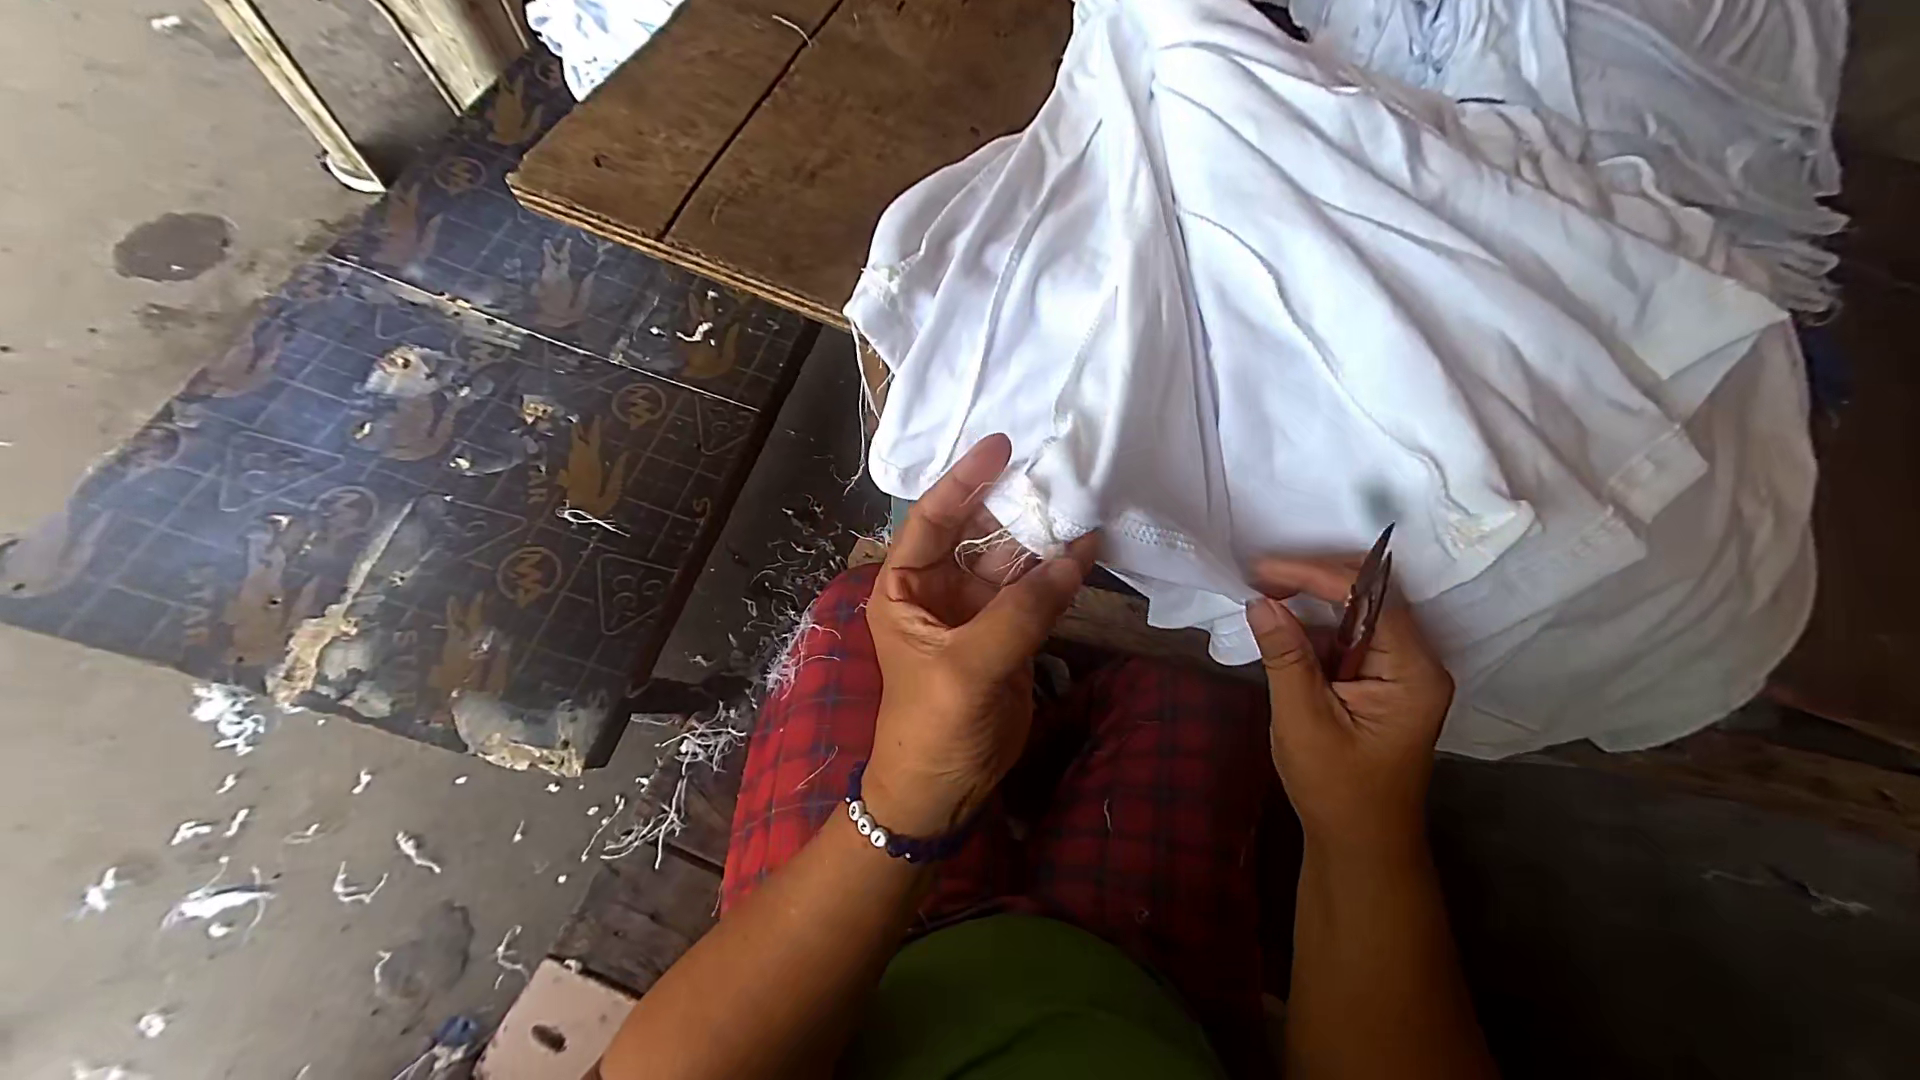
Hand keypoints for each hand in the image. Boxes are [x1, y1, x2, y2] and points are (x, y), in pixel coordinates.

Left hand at [863, 434, 1097, 835]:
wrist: (943, 790)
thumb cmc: (932, 726)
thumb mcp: (968, 667)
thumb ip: (1019, 612)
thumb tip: (1074, 556)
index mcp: (906, 587)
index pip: (932, 519)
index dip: (964, 480)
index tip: (1001, 446)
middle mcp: (939, 589)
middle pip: (978, 532)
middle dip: (1013, 503)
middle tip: (1055, 468)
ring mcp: (977, 610)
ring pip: (1013, 560)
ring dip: (1043, 536)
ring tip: (1081, 502)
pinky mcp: (1009, 631)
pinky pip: (1036, 591)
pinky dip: (1060, 572)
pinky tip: (1087, 548)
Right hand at [1245, 556, 1453, 850]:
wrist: (1359, 840)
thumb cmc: (1336, 789)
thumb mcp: (1303, 721)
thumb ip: (1285, 657)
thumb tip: (1260, 602)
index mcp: (1413, 673)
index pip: (1373, 599)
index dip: (1318, 576)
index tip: (1264, 571)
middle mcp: (1416, 662)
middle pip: (1372, 596)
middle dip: (1315, 579)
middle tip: (1260, 577)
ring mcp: (1400, 670)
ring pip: (1359, 610)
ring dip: (1312, 596)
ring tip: (1264, 589)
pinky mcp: (1379, 678)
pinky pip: (1349, 633)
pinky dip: (1314, 621)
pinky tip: (1283, 618)